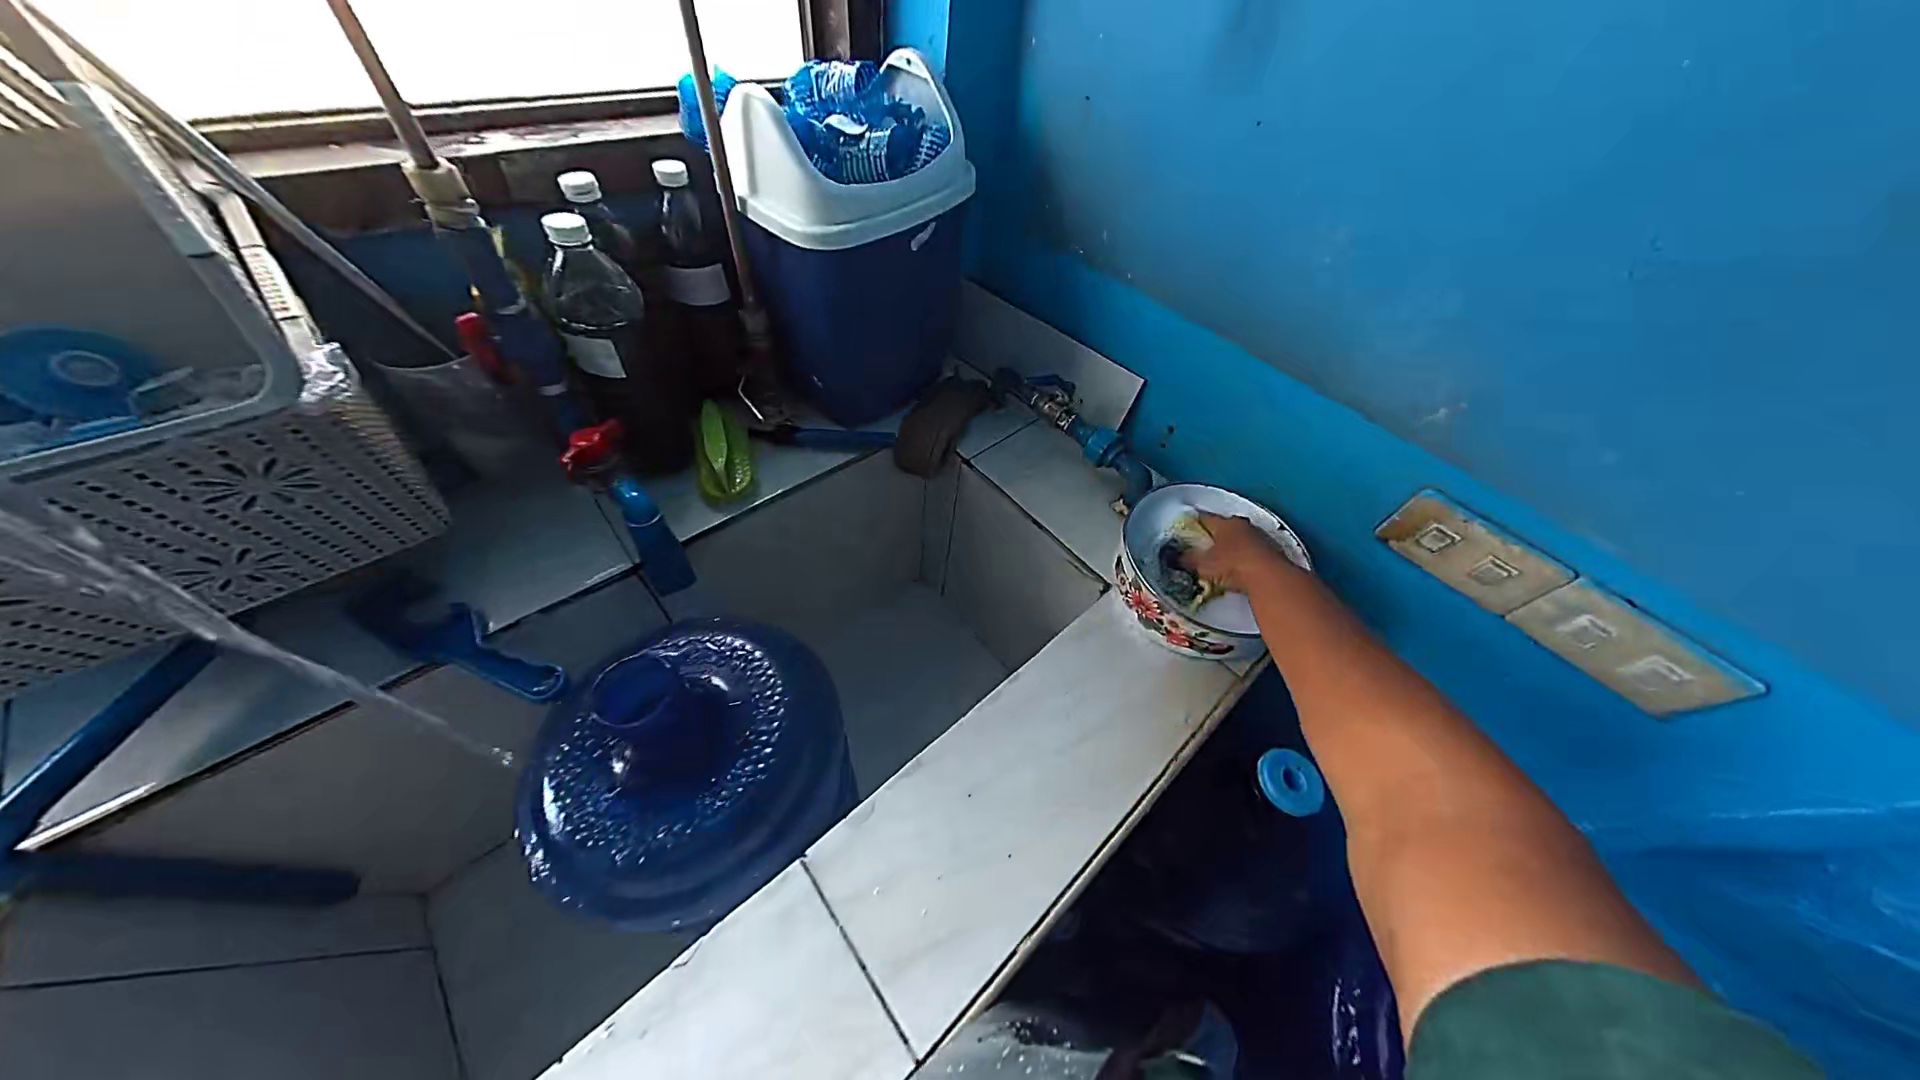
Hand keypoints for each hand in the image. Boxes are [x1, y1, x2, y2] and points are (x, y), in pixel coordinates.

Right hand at [1182, 512, 1299, 592]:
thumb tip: (1178, 557)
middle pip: (1224, 527)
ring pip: (1240, 538)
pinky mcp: (1273, 552)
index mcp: (1225, 523)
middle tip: (1203, 546)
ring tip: (1221, 560)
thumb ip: (1188, 559)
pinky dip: (1245, 557)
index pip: (1205, 518)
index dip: (1194, 523)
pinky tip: (1238, 569)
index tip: (1186, 529)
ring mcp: (1260, 537)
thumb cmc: (1232, 564)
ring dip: (1232, 546)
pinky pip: (1253, 551)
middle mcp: (1243, 525)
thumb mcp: (1202, 565)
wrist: (1268, 577)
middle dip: (1214, 536)